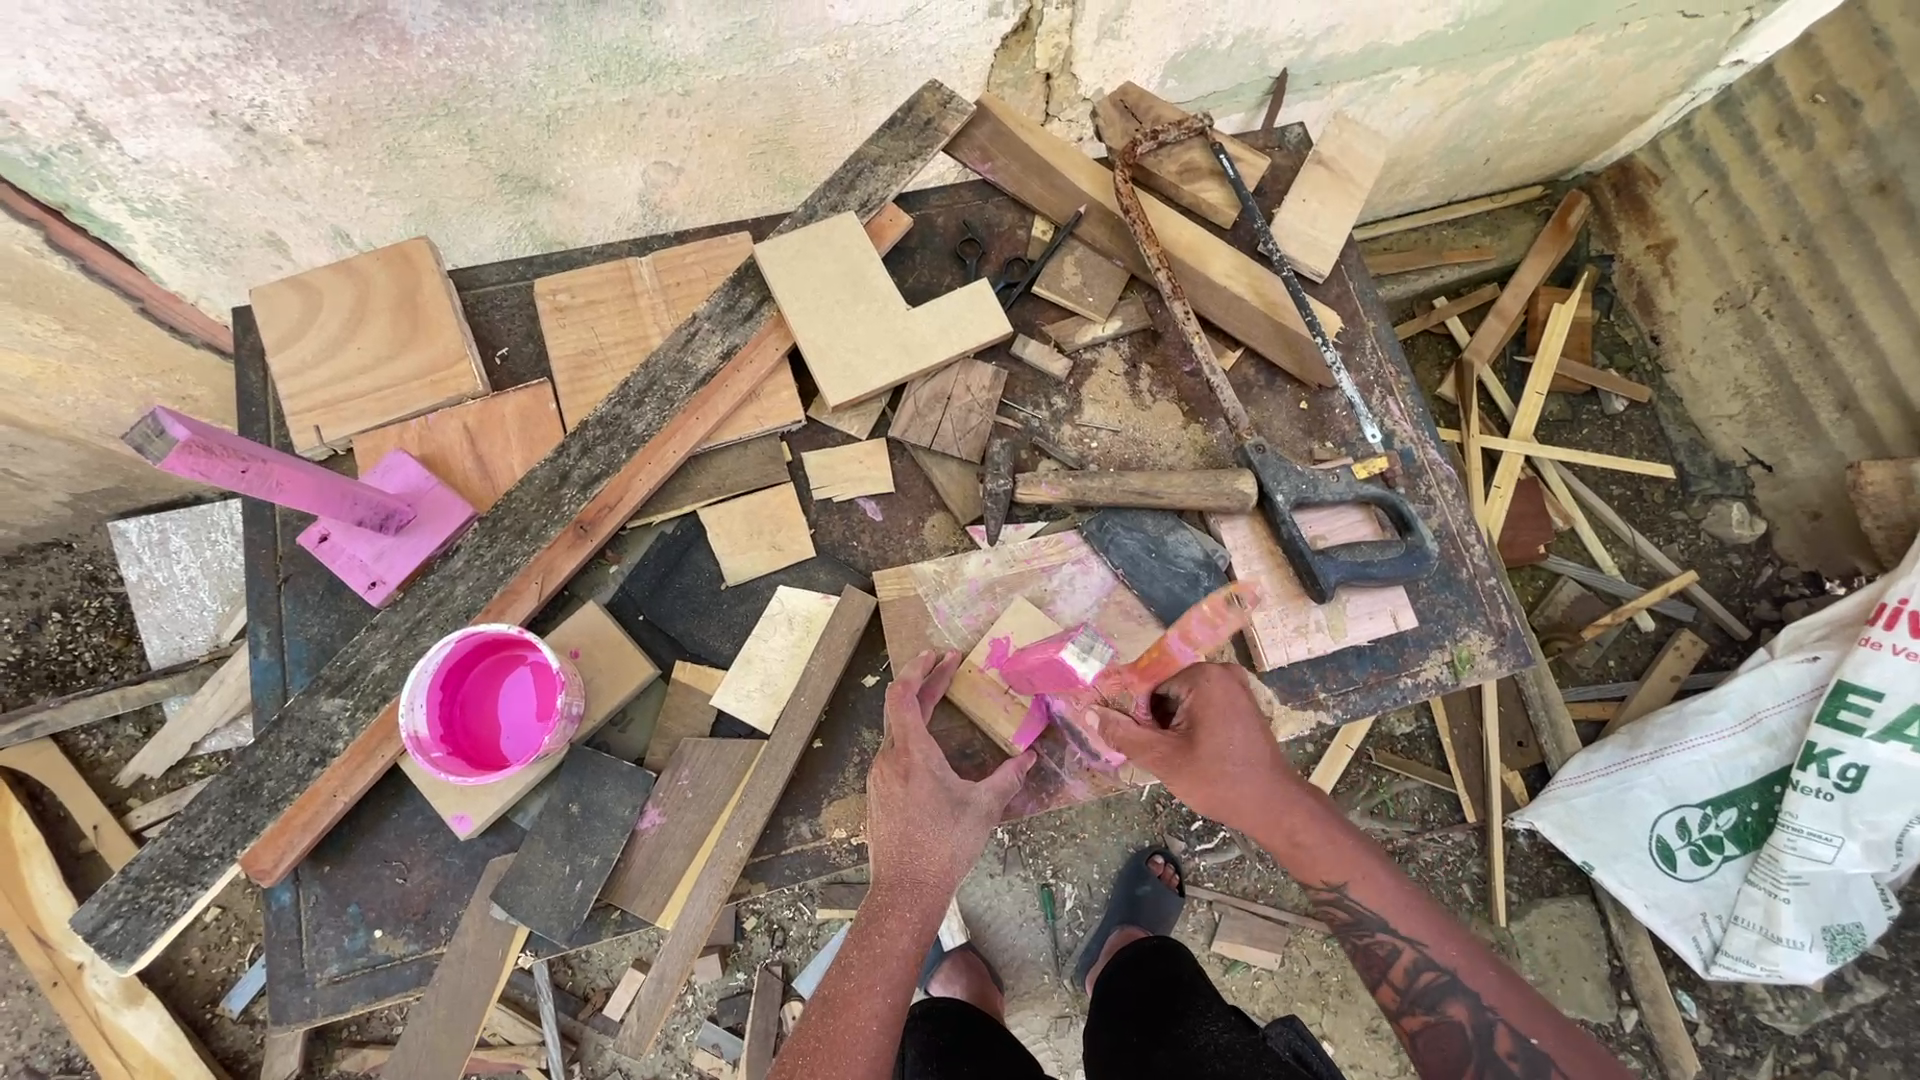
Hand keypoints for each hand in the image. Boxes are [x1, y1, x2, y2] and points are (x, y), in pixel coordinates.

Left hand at [867, 649, 1034, 900]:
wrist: (905, 890)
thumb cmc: (944, 846)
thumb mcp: (983, 809)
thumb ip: (1007, 778)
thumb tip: (1030, 758)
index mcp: (912, 753)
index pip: (904, 694)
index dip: (920, 668)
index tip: (940, 655)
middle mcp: (889, 758)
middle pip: (900, 705)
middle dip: (924, 681)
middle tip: (947, 664)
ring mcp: (879, 776)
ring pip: (895, 729)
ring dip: (916, 708)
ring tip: (939, 698)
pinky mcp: (878, 793)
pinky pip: (893, 751)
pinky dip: (911, 734)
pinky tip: (930, 746)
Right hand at [1087, 663, 1295, 826]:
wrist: (1273, 806)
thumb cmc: (1218, 780)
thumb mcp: (1163, 759)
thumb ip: (1124, 734)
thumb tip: (1091, 713)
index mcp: (1203, 676)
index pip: (1148, 682)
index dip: (1134, 710)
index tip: (1131, 736)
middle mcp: (1221, 671)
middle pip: (1165, 687)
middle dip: (1152, 716)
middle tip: (1153, 749)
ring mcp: (1235, 686)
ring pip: (1182, 697)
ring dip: (1169, 721)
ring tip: (1171, 752)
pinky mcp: (1242, 702)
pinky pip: (1202, 703)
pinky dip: (1189, 722)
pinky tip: (1188, 749)